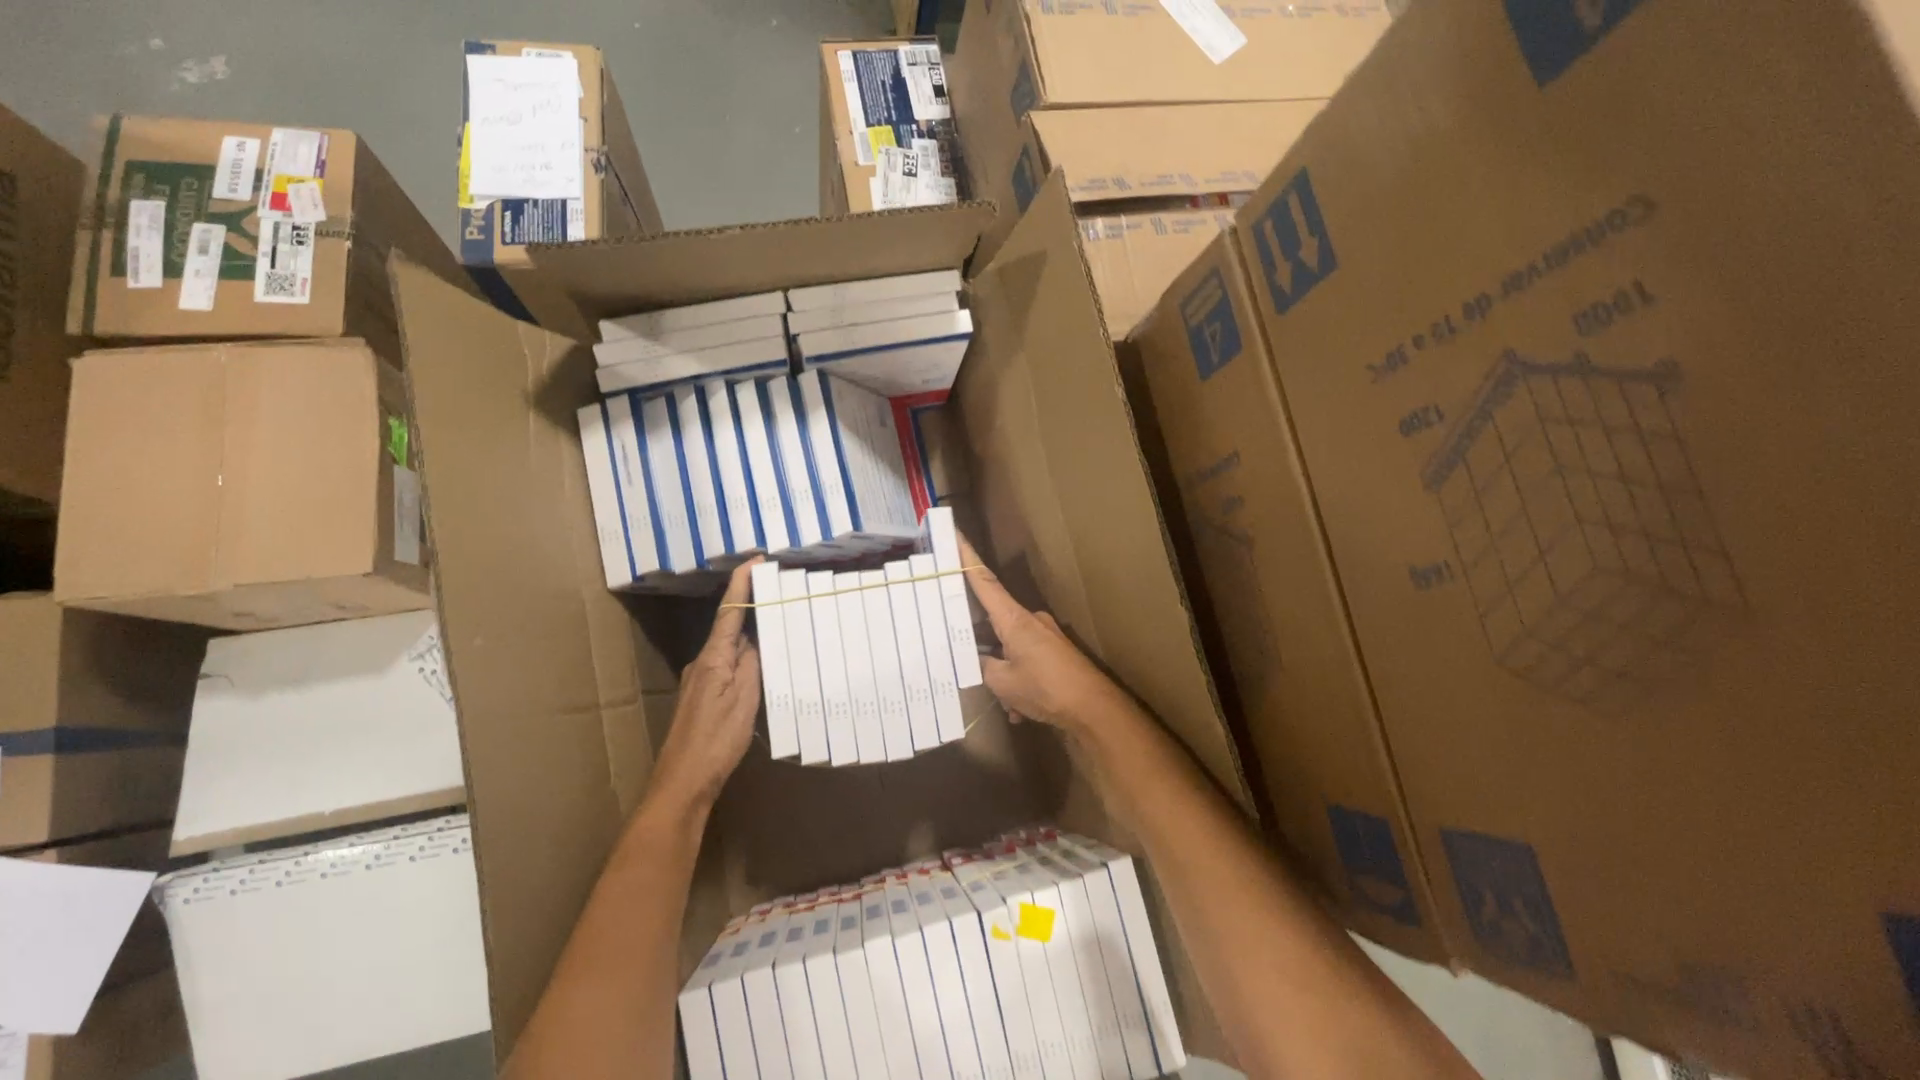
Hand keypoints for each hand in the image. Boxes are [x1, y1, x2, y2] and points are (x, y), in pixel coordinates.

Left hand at [649, 558, 763, 808]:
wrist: (683, 782)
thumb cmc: (715, 740)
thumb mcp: (744, 701)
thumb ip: (753, 665)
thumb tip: (756, 639)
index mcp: (713, 658)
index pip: (729, 611)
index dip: (742, 584)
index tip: (757, 559)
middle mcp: (704, 662)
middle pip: (730, 626)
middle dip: (753, 608)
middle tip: (782, 594)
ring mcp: (702, 681)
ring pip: (732, 649)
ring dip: (753, 636)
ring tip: (781, 628)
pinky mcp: (704, 698)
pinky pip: (730, 667)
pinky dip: (748, 660)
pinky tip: (765, 668)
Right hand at [960, 535, 1132, 732]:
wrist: (1094, 708)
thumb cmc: (1045, 688)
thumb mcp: (1002, 682)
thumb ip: (983, 666)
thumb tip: (979, 659)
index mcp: (1013, 619)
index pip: (984, 581)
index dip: (967, 559)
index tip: (954, 534)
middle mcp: (1030, 620)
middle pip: (994, 620)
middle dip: (981, 646)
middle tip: (966, 660)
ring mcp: (1045, 635)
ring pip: (1011, 649)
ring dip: (1005, 675)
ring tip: (1007, 704)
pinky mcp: (1056, 652)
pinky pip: (1028, 663)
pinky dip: (1021, 685)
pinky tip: (1022, 711)